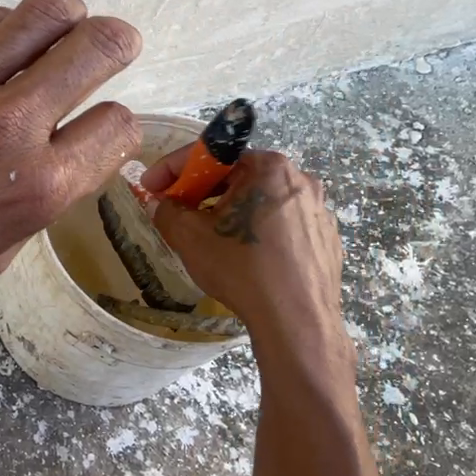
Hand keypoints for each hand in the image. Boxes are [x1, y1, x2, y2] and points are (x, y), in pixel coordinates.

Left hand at [0, 0, 143, 341]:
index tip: (99, 126)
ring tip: (55, 37)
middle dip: (116, 45)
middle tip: (106, 50)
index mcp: (36, 188)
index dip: (116, 125)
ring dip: (64, 21)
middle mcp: (5, 125)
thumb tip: (67, 146)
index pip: (117, 124)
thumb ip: (43, 195)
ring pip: (41, 13)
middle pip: (96, 46)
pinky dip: (1, 30)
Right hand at [143, 148, 353, 383]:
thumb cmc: (241, 268)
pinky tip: (244, 256)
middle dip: (201, 190)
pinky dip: (256, 230)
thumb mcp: (188, 236)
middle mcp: (298, 179)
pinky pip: (281, 223)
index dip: (171, 169)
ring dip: (229, 210)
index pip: (210, 155)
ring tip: (208, 235)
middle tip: (176, 209)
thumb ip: (167, 210)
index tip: (149, 186)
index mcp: (267, 167)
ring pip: (259, 200)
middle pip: (237, 175)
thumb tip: (161, 204)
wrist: (296, 320)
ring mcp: (317, 210)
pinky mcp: (326, 238)